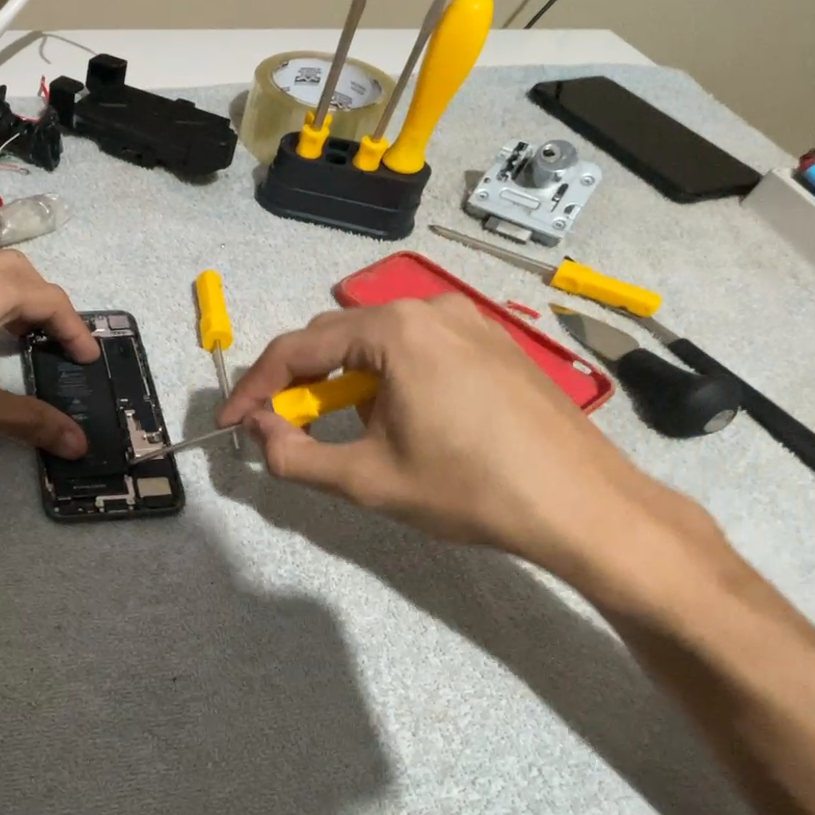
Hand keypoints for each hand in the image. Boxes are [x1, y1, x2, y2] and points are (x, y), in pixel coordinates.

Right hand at [219, 294, 681, 569]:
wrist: (583, 506)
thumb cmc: (468, 488)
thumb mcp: (364, 480)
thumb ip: (291, 454)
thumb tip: (256, 429)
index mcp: (394, 330)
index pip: (297, 349)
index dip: (254, 388)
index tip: (230, 422)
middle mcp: (429, 308)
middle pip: (334, 339)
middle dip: (297, 384)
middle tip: (279, 428)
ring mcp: (467, 321)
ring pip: (374, 343)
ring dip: (341, 383)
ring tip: (338, 431)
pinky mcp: (491, 343)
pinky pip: (414, 349)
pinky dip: (383, 379)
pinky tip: (393, 421)